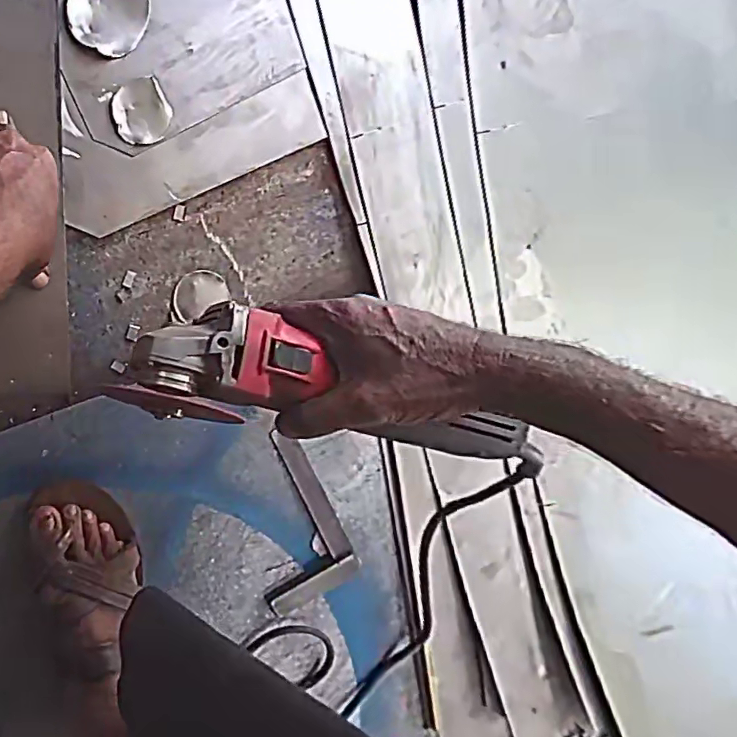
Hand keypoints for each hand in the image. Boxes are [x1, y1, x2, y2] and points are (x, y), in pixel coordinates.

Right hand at [273, 297, 501, 437]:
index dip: (256, 340)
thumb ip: (316, 417)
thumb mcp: (363, 405)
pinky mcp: (386, 336)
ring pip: (324, 344)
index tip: (250, 364)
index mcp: (337, 316)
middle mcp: (352, 312)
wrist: (485, 373)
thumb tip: (289, 423)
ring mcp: (371, 323)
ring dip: (318, 371)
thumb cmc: (435, 374)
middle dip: (290, 364)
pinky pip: (347, 351)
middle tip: (294, 390)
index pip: (276, 315)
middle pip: (297, 334)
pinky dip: (342, 371)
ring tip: (331, 396)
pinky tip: (359, 394)